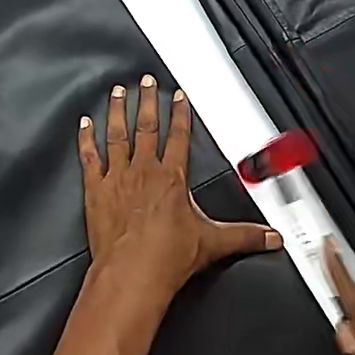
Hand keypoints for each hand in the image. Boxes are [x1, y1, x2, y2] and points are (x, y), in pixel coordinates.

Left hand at [37, 76, 280, 354]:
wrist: (133, 274)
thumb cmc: (167, 258)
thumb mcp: (213, 243)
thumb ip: (245, 236)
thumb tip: (270, 238)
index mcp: (171, 178)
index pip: (178, 136)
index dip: (179, 113)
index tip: (178, 96)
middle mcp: (144, 171)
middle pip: (147, 127)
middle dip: (148, 101)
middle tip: (146, 81)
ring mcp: (118, 177)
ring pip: (117, 135)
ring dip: (117, 111)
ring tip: (117, 92)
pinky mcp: (96, 190)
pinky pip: (90, 157)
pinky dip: (86, 139)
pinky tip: (84, 124)